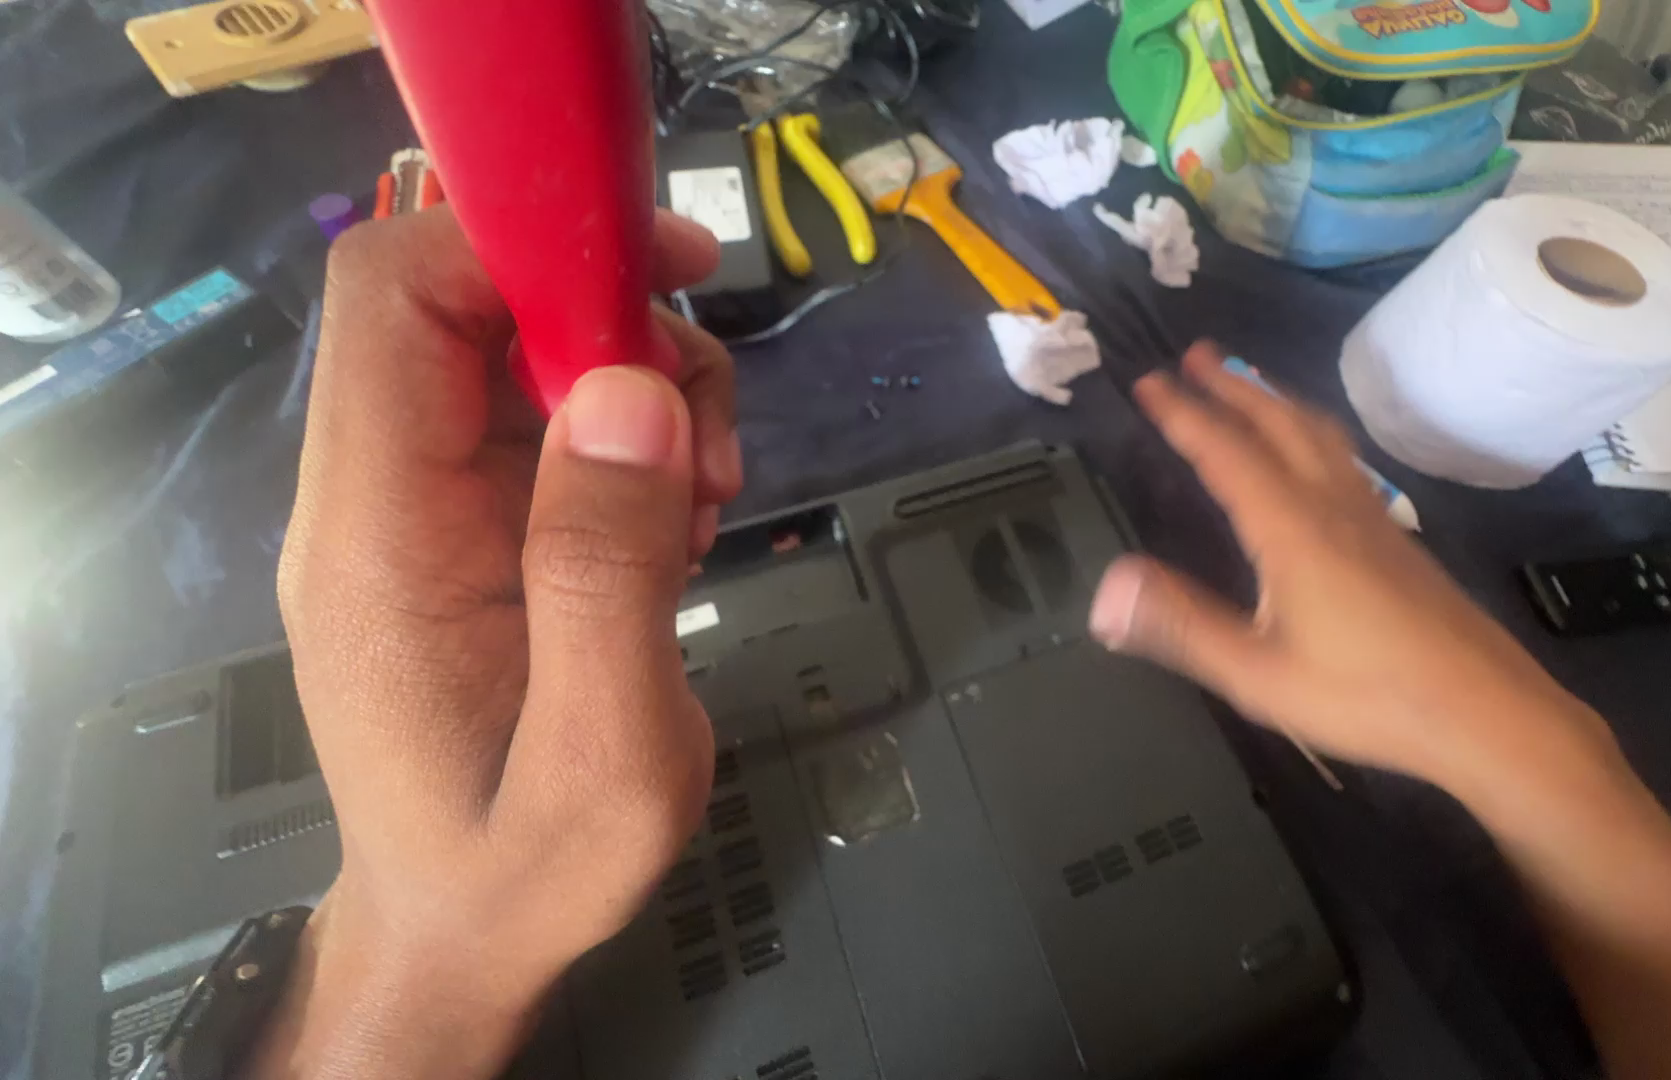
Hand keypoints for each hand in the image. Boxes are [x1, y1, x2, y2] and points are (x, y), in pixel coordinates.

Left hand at [261, 208, 738, 1076]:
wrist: (474, 933)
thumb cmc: (535, 866)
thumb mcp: (607, 745)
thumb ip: (607, 568)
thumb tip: (631, 394)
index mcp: (385, 537)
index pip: (406, 299)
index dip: (525, 241)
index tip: (666, 270)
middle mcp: (390, 499)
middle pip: (489, 315)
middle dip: (629, 342)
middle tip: (716, 450)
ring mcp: (441, 512)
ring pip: (546, 367)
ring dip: (654, 402)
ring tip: (710, 505)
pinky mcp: (491, 531)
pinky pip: (570, 431)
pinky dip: (647, 447)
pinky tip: (683, 524)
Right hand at [1088, 343, 1624, 805]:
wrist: (1488, 715)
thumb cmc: (1366, 697)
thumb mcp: (1257, 673)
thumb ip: (1180, 626)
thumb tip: (1106, 589)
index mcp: (1292, 530)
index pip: (1226, 454)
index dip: (1183, 414)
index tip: (1148, 382)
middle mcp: (1331, 506)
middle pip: (1277, 424)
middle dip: (1231, 385)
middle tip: (1195, 354)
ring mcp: (1369, 516)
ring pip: (1317, 433)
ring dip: (1273, 398)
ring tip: (1246, 378)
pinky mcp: (1392, 535)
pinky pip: (1339, 455)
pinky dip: (1307, 427)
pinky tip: (1310, 447)